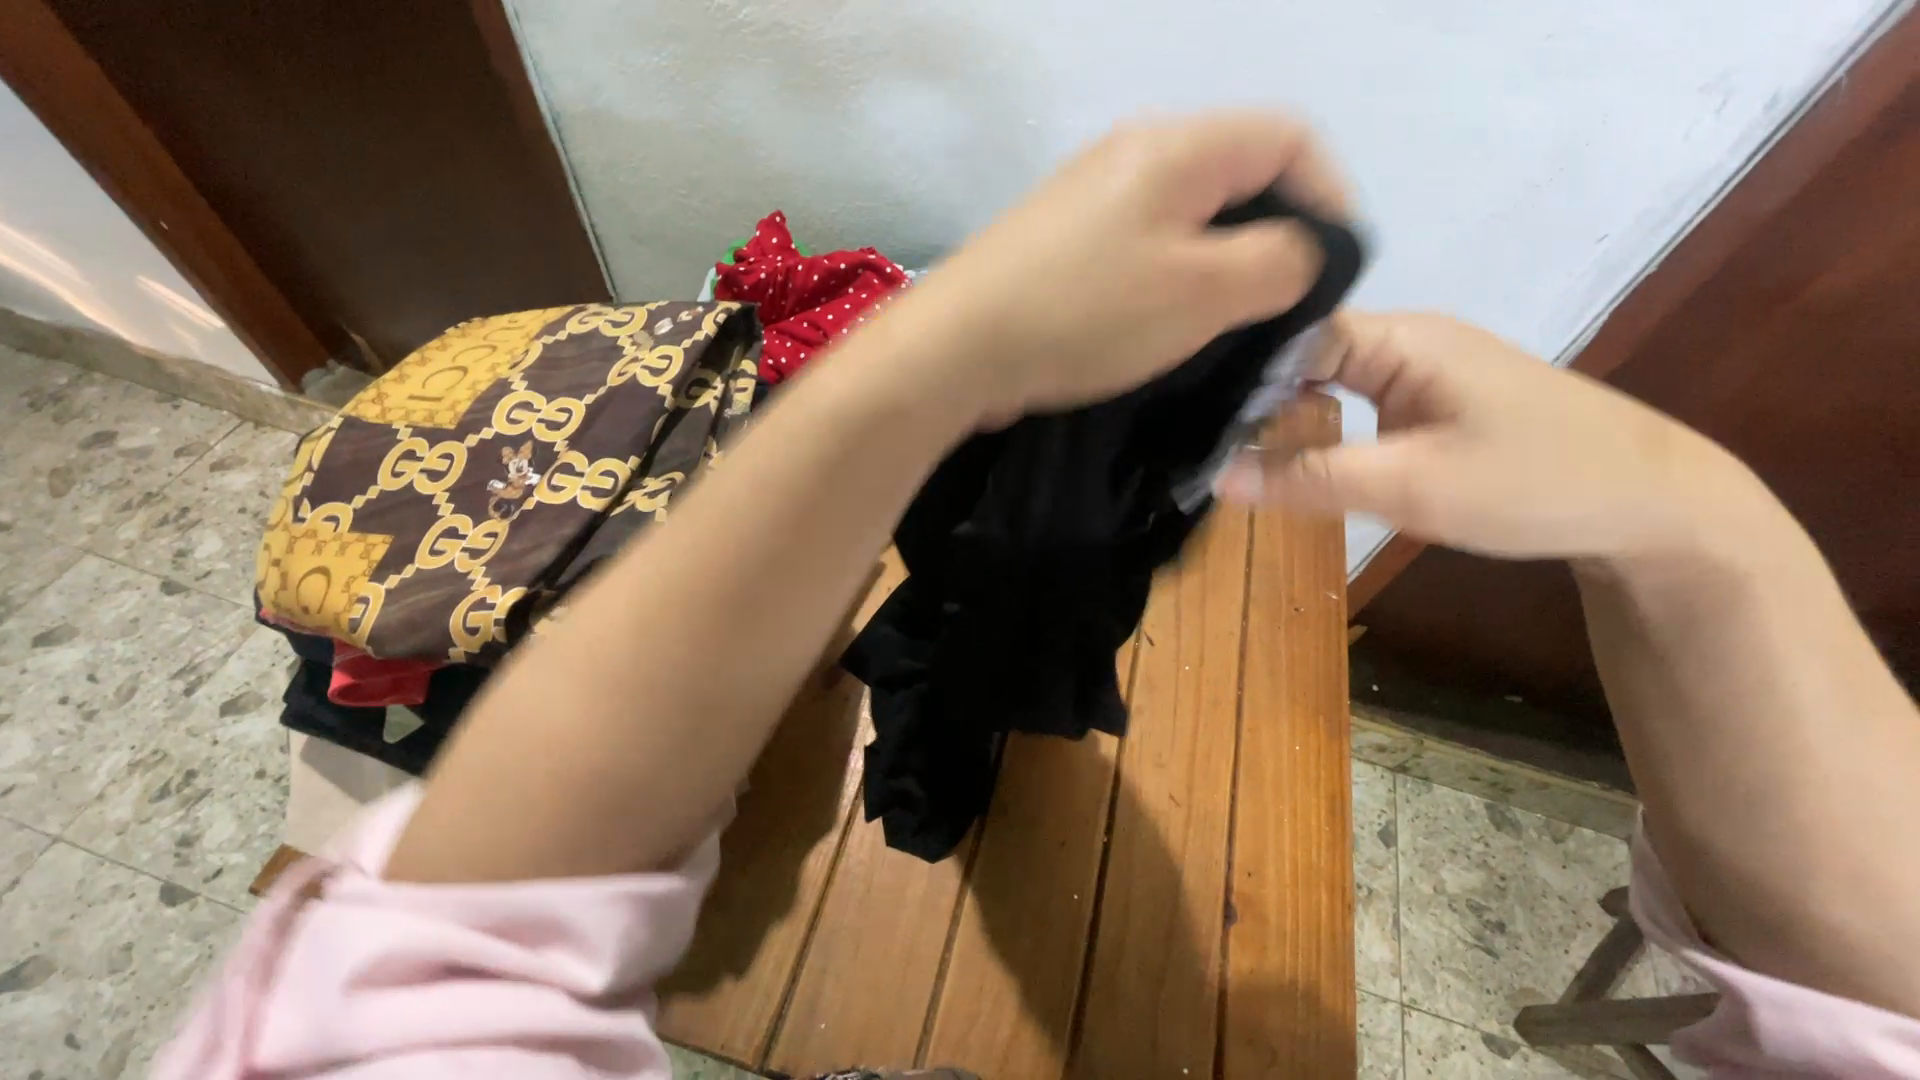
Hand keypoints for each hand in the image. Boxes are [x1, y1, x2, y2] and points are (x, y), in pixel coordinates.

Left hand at [883, 110, 1349, 422]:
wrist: (958, 349)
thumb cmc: (1087, 313)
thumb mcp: (1204, 291)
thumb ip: (1279, 262)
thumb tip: (1307, 249)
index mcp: (1178, 146)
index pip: (1289, 138)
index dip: (1330, 196)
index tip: (1335, 267)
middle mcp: (1134, 152)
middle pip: (1238, 173)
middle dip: (1276, 233)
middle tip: (1284, 303)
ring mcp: (1091, 194)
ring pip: (1189, 214)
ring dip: (1223, 262)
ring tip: (1230, 322)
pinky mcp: (1062, 239)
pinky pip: (1143, 243)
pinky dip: (1173, 276)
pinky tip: (1166, 323)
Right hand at [1219, 312, 1773, 561]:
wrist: (1654, 505)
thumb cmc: (1536, 483)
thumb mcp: (1412, 488)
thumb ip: (1310, 480)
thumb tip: (1215, 477)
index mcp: (1401, 338)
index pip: (1293, 334)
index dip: (1236, 371)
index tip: (1181, 411)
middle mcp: (1404, 340)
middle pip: (1302, 353)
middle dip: (1248, 392)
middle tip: (1187, 434)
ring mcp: (1418, 369)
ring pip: (1324, 378)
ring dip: (1279, 410)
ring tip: (1214, 441)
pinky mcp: (1428, 399)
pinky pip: (1350, 398)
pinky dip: (1313, 423)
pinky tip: (1280, 448)